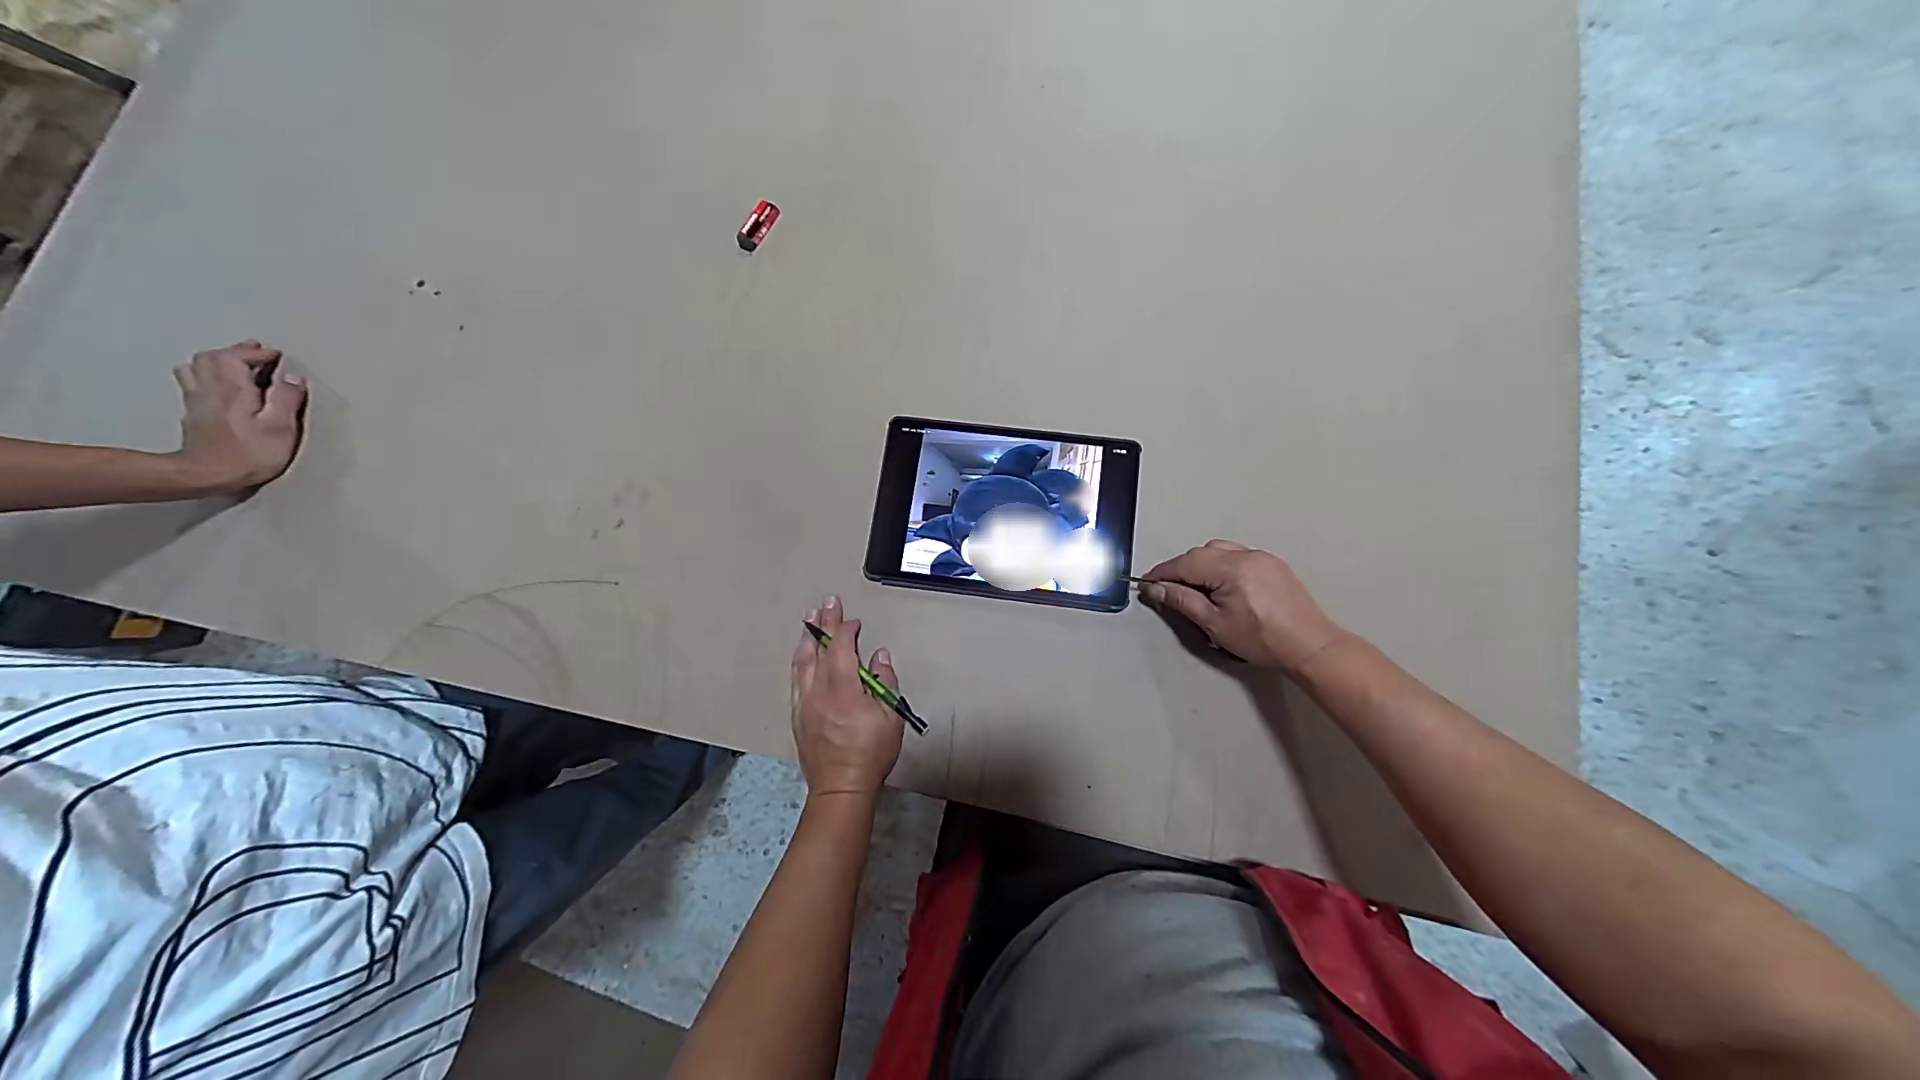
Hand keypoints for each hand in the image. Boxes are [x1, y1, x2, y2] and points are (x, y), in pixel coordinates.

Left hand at [171, 340, 307, 492]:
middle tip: (256, 351)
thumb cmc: (250, 453)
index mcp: (232, 389)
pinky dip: (206, 374)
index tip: (277, 356)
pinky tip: (217, 383)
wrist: (207, 474)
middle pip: (212, 357)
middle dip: (235, 351)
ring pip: (196, 367)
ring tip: (234, 362)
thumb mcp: (280, 427)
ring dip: (216, 360)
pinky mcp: (193, 414)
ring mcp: (197, 401)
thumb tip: (294, 378)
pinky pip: (193, 382)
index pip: (237, 358)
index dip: (258, 353)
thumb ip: (287, 398)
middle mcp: (209, 389)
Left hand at [790, 595, 903, 798]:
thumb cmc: (869, 755)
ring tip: (809, 621)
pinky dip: (800, 661)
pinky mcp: (798, 716)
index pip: (841, 648)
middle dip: (823, 623)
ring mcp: (805, 703)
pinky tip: (802, 657)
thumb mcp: (890, 717)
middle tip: (826, 603)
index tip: (854, 622)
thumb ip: (885, 682)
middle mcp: (819, 692)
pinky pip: (796, 680)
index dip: (847, 630)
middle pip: (818, 649)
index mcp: (843, 689)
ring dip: (806, 638)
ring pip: (801, 662)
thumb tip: (879, 658)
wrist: (841, 788)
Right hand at [1140, 540, 1350, 672]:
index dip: (1162, 573)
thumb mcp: (1214, 624)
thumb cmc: (1266, 640)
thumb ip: (1182, 601)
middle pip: (1201, 553)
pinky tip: (1220, 587)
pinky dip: (1221, 566)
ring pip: (1219, 551)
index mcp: (1232, 569)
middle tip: (1168, 591)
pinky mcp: (1273, 566)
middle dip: (1181, 569)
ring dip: (1201, 565)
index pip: (1185, 563)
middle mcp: (1248, 557)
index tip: (1147, 583)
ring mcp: (1263, 559)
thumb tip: (1157, 589)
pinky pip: (1238, 556)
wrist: (1310, 646)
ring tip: (1196, 591)